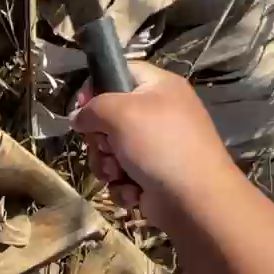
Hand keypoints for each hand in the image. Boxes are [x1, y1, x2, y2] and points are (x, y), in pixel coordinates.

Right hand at [70, 61, 234, 220]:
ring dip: (107, 165)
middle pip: (109, 117)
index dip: (96, 87)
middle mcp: (158, 114)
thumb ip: (92, 107)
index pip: (120, 73)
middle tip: (106, 147)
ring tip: (118, 174)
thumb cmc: (160, 146)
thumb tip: (78, 117)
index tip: (81, 108)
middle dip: (99, 139)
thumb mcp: (120, 113)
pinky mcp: (152, 175)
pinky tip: (133, 191)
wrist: (195, 200)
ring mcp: (155, 147)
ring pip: (111, 150)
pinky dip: (122, 184)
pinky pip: (122, 174)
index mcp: (159, 87)